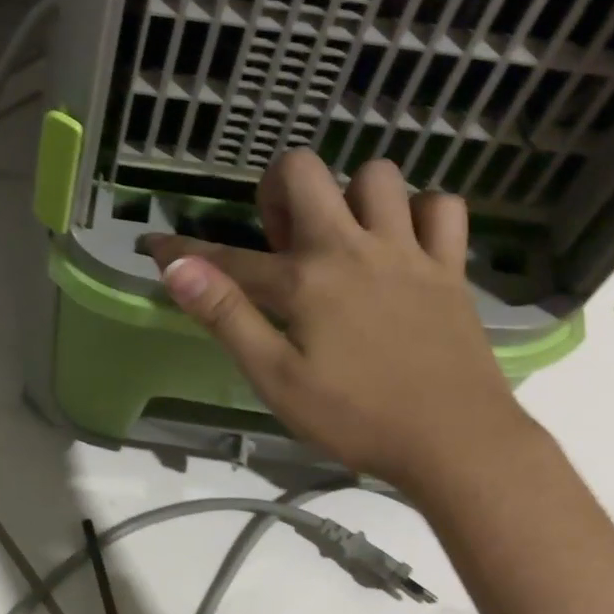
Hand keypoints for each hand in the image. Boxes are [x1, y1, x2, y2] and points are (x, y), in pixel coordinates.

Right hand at [140, 150, 536, 490]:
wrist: (457, 442)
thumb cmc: (355, 418)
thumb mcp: (274, 377)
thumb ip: (226, 316)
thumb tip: (177, 268)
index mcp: (305, 280)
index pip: (228, 257)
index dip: (183, 252)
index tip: (155, 247)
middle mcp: (353, 248)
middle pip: (305, 171)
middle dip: (277, 189)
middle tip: (280, 239)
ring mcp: (408, 252)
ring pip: (378, 176)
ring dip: (349, 196)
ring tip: (339, 238)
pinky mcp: (450, 268)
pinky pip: (442, 208)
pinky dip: (419, 213)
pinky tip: (401, 244)